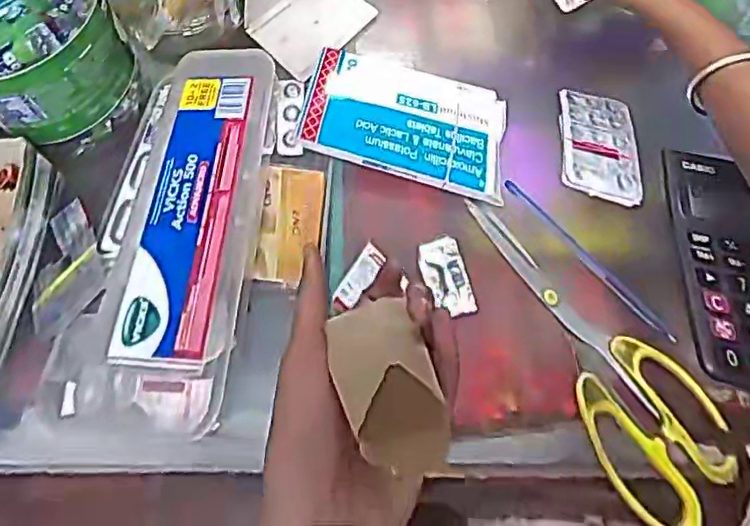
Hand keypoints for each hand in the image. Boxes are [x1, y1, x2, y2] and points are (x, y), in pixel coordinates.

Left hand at [262, 248, 459, 525]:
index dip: (376, 285)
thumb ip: (312, 305)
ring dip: (427, 323)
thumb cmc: (303, 428)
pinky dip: (447, 357)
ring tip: (428, 300)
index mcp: (338, 357)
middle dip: (406, 300)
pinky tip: (443, 330)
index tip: (389, 260)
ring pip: (422, 351)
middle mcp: (369, 374)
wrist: (325, 512)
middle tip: (414, 280)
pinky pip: (441, 386)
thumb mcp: (302, 359)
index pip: (362, 311)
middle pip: (396, 327)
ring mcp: (399, 399)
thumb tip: (310, 250)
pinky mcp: (425, 425)